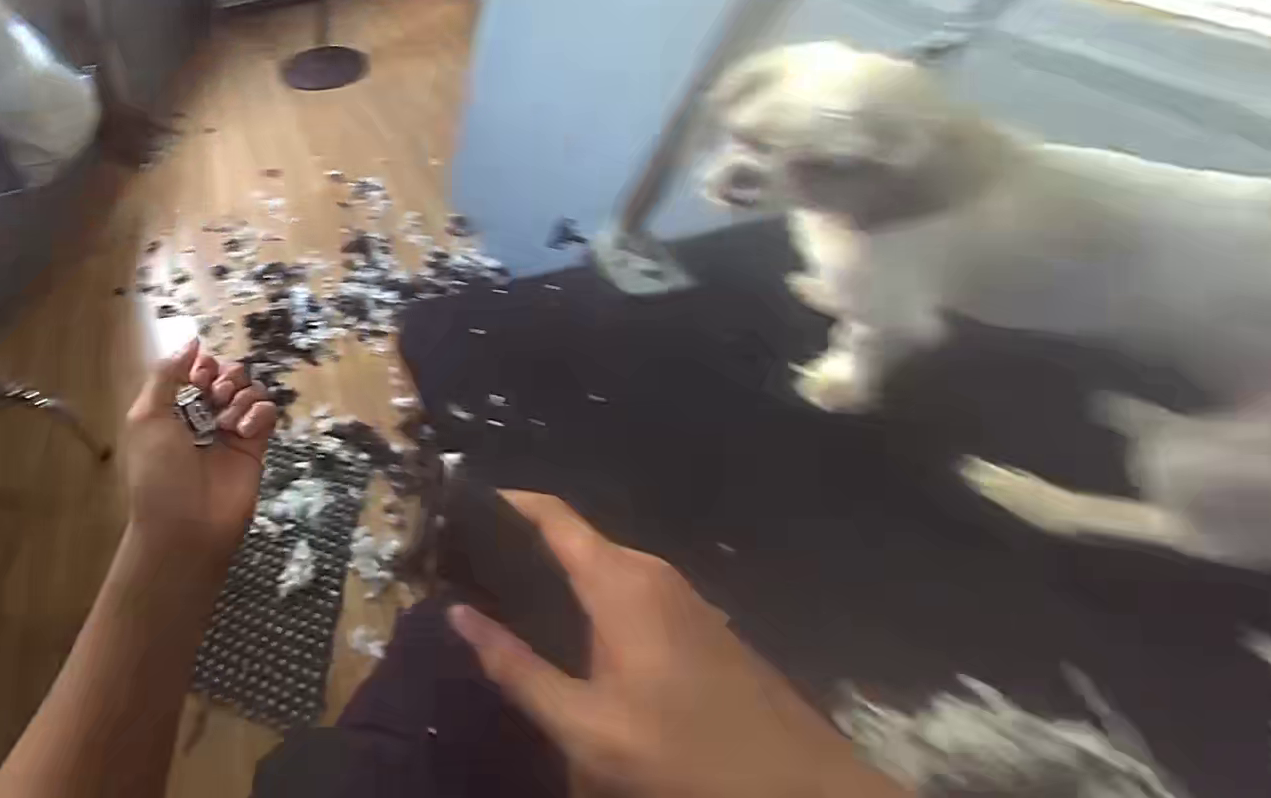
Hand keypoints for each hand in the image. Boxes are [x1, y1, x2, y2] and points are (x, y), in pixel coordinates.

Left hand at [121, 340, 277, 564]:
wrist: (186, 527)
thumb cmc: (159, 473)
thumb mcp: (146, 417)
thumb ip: (166, 373)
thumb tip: (192, 339)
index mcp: (176, 406)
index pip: (199, 367)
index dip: (203, 365)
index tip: (198, 378)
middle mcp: (206, 413)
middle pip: (229, 373)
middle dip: (225, 377)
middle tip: (215, 397)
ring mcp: (233, 429)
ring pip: (251, 389)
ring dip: (241, 396)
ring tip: (228, 422)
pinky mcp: (256, 444)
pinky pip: (268, 412)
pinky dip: (260, 414)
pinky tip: (245, 431)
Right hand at [448, 493, 907, 797]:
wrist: (812, 796)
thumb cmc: (692, 756)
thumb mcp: (590, 729)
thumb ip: (518, 669)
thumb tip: (458, 614)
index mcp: (618, 579)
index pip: (550, 514)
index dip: (505, 502)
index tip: (461, 510)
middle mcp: (646, 568)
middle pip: (570, 536)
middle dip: (521, 544)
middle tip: (472, 568)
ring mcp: (676, 591)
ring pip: (598, 563)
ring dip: (554, 573)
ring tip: (510, 599)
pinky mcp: (693, 616)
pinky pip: (624, 585)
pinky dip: (587, 592)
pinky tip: (572, 633)